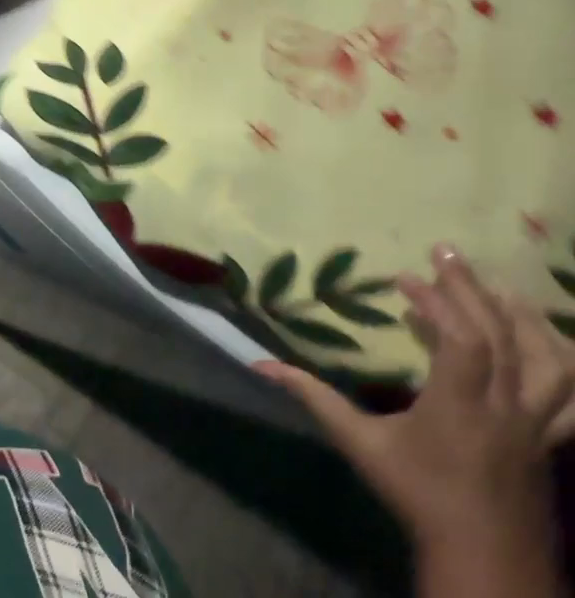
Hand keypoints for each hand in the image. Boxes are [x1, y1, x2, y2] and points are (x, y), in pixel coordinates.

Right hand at [259, 245, 574, 544]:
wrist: (489, 549)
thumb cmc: (417, 491)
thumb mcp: (359, 443)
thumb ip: (314, 398)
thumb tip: (259, 364)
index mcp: (461, 407)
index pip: (463, 342)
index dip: (439, 303)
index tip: (404, 277)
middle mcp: (508, 408)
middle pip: (505, 340)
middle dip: (475, 292)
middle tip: (447, 254)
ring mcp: (538, 423)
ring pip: (551, 363)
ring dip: (526, 319)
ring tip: (500, 288)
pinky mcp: (551, 436)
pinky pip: (569, 395)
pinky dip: (560, 361)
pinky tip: (544, 343)